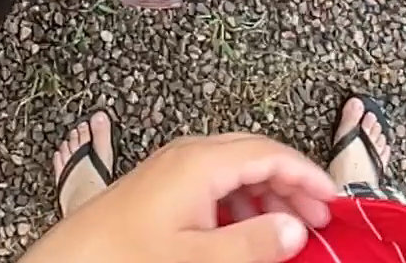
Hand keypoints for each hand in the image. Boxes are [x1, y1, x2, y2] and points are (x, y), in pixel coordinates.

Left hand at [20, 133, 336, 262]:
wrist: (74, 259)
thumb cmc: (129, 255)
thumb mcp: (197, 257)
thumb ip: (251, 243)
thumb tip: (295, 228)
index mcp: (201, 161)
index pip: (268, 152)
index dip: (304, 172)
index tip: (331, 197)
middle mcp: (191, 153)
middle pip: (255, 153)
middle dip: (290, 181)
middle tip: (318, 217)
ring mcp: (177, 164)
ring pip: (238, 166)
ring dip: (267, 192)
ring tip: (289, 227)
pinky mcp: (167, 181)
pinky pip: (217, 180)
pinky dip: (242, 199)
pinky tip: (248, 230)